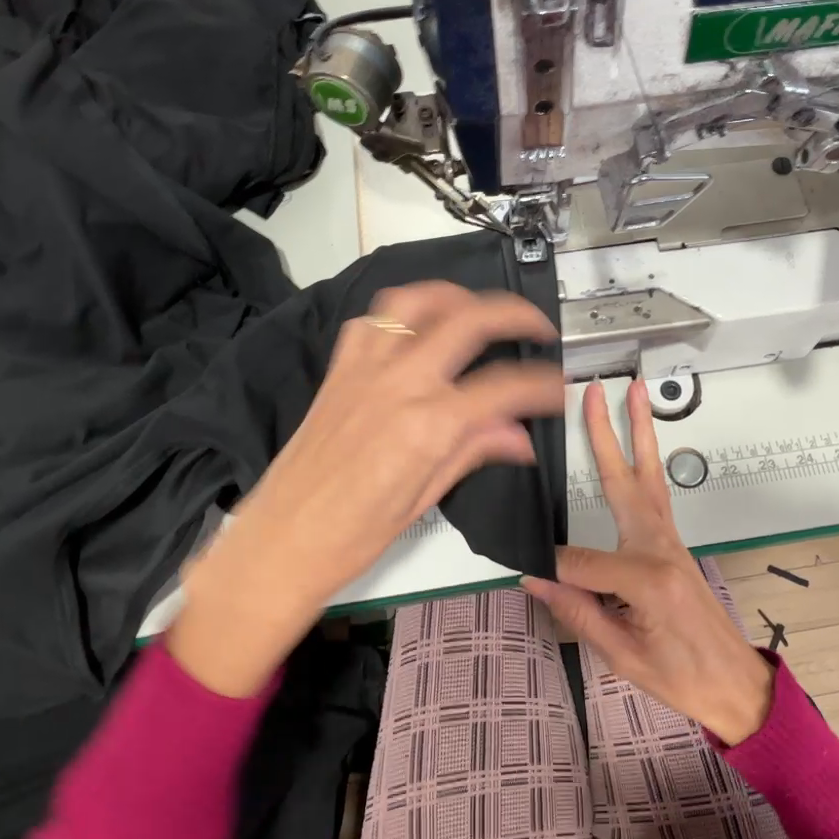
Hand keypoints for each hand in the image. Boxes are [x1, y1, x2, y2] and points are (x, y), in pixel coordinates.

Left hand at [170, 281, 563, 696]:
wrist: (280, 542)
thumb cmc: (353, 536)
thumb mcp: (425, 498)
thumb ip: (473, 452)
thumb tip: (520, 437)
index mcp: (429, 426)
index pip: (504, 388)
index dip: (542, 384)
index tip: (558, 387)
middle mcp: (399, 384)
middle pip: (468, 321)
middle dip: (514, 314)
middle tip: (537, 327)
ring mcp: (364, 371)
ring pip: (414, 302)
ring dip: (455, 296)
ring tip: (477, 308)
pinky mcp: (338, 372)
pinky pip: (371, 321)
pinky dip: (401, 313)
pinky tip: (417, 329)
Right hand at [523, 380, 775, 743]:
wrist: (733, 683)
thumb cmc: (681, 677)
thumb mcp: (622, 655)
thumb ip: (578, 611)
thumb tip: (534, 577)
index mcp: (647, 579)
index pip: (581, 562)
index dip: (553, 570)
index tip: (528, 573)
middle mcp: (661, 548)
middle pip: (627, 482)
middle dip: (609, 434)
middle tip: (596, 391)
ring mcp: (671, 541)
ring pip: (648, 477)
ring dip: (638, 432)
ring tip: (633, 394)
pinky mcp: (674, 544)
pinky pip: (656, 495)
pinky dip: (645, 464)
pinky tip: (638, 449)